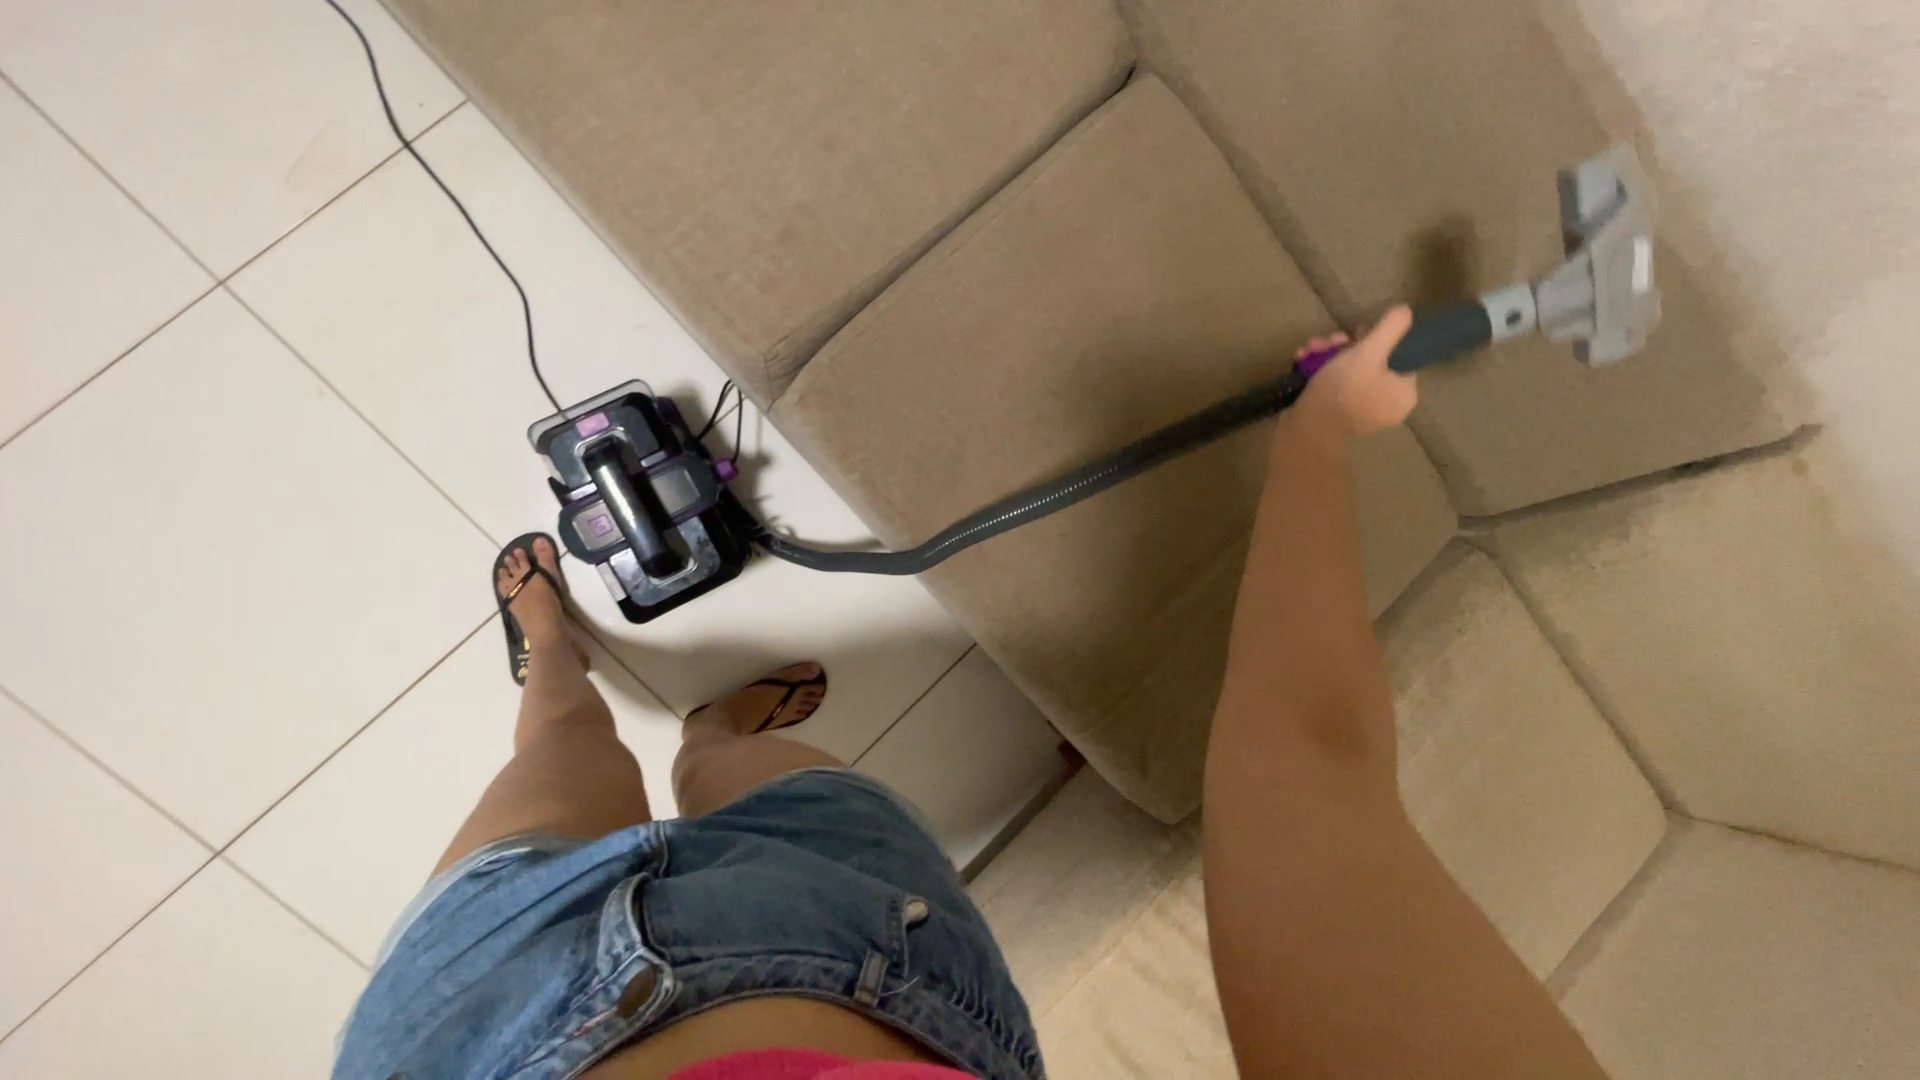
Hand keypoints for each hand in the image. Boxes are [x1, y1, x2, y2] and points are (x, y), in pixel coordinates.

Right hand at [1293, 305, 1417, 437]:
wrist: (1306, 430)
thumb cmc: (1342, 391)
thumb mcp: (1367, 352)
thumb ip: (1391, 328)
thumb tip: (1405, 311)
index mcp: (1404, 394)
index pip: (1398, 356)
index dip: (1377, 339)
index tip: (1355, 331)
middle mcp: (1387, 405)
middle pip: (1371, 362)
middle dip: (1344, 347)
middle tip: (1327, 341)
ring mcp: (1362, 412)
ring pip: (1350, 372)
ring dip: (1327, 355)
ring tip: (1309, 350)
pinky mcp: (1338, 416)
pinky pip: (1336, 386)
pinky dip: (1321, 372)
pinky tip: (1302, 362)